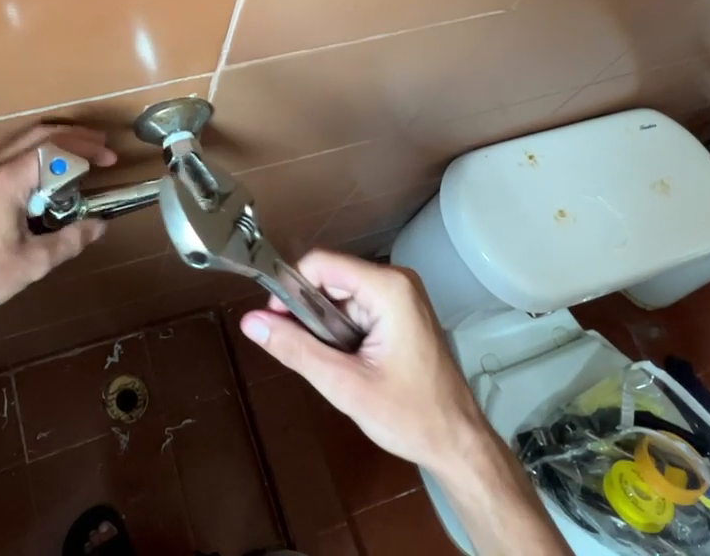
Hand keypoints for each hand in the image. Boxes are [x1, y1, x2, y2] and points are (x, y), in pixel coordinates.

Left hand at [0, 124, 115, 323]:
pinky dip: (32, 157)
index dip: (86, 147)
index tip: (109, 158)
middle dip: (72, 136)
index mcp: (8, 180)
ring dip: (50, 144)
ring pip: (18, 144)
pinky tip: (42, 179)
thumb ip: (70, 240)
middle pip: (36, 135)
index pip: (55, 147)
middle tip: (99, 144)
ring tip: (75, 155)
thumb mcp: (33, 262)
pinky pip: (6, 159)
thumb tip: (98, 226)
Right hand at [239, 251, 492, 471]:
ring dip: (325, 326)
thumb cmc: (411, 416)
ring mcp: (401, 295)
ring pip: (339, 295)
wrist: (459, 445)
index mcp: (388, 288)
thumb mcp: (344, 385)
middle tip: (305, 354)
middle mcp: (396, 280)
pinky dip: (342, 331)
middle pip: (330, 279)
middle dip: (308, 312)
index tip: (276, 323)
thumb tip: (250, 321)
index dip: (290, 289)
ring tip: (334, 365)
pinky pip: (356, 307)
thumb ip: (295, 349)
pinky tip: (348, 363)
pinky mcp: (401, 311)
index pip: (320, 264)